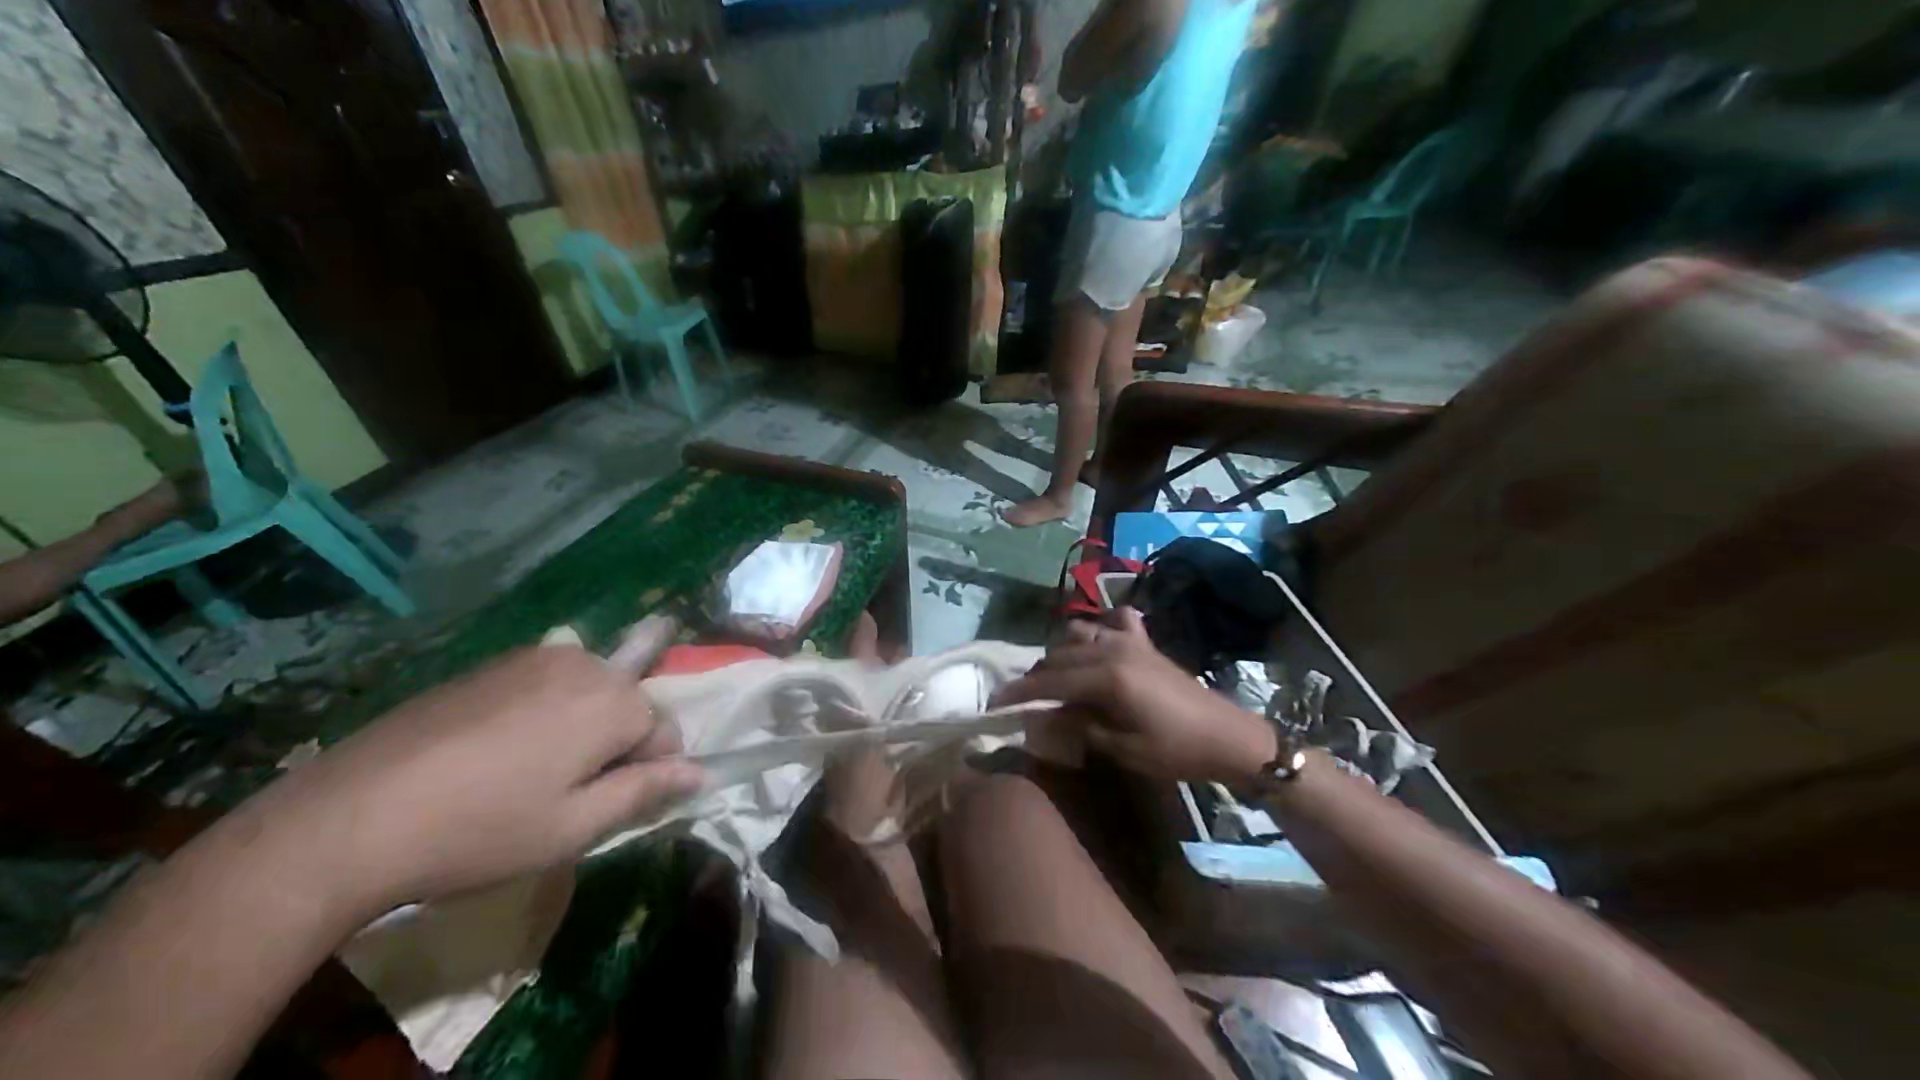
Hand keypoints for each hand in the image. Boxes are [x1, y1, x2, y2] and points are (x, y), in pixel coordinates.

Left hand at [254, 645, 703, 915]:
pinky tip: (498, 750)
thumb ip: (645, 791)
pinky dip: (544, 711)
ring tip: (529, 773)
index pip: (665, 731)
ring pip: (590, 691)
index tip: (603, 805)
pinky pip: (548, 682)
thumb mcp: (574, 828)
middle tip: (564, 794)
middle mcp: (583, 664)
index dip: (646, 772)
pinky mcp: (493, 662)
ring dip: (580, 726)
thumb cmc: (480, 830)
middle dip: (614, 744)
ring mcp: (534, 656)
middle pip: (629, 704)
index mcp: (612, 701)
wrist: (349, 816)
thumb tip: (701, 773)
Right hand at [996, 608, 1275, 781]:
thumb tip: (1044, 717)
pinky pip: (1116, 620)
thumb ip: (1078, 727)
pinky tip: (1100, 642)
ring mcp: (1130, 640)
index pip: (1049, 682)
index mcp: (1106, 678)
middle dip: (1036, 675)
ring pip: (1079, 632)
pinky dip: (1102, 627)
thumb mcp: (1122, 749)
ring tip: (1057, 675)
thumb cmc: (1175, 751)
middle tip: (1024, 697)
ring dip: (1062, 651)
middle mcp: (1112, 649)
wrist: (1227, 736)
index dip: (1019, 692)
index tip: (995, 702)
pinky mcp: (1145, 642)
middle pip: (1058, 655)